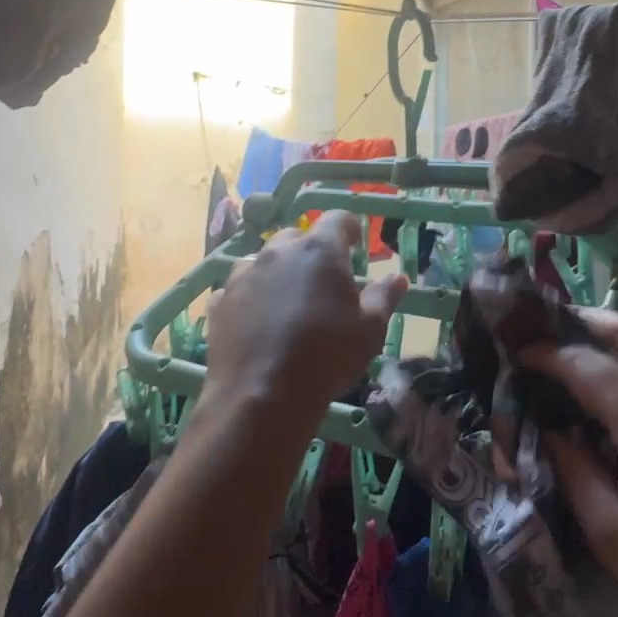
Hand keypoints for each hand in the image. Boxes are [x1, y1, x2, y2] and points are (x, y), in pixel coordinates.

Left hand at [203, 213, 408, 421]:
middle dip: (311, 250)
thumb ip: (384, 297)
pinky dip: (250, 296)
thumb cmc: (327, 357)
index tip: (356, 244)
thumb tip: (397, 278)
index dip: (349, 228)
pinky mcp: (220, 302)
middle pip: (297, 236)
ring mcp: (244, 275)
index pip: (338, 219)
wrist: (261, 397)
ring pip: (263, 259)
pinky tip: (257, 321)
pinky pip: (238, 288)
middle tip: (323, 279)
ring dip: (277, 271)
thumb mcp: (370, 330)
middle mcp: (279, 252)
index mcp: (320, 251)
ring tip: (287, 300)